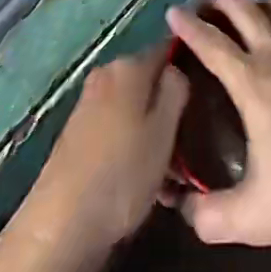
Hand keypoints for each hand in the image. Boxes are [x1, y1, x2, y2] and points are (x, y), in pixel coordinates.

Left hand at [0, 53, 187, 271]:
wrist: (64, 220)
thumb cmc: (123, 172)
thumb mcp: (163, 132)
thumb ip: (175, 91)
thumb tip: (176, 68)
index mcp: (127, 67)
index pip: (166, 50)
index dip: (188, 68)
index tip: (206, 94)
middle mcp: (105, 74)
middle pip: (149, 81)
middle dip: (170, 106)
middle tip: (191, 140)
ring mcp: (88, 102)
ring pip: (135, 107)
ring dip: (153, 130)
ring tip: (173, 171)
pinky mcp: (79, 130)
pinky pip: (118, 126)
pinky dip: (133, 143)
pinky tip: (144, 177)